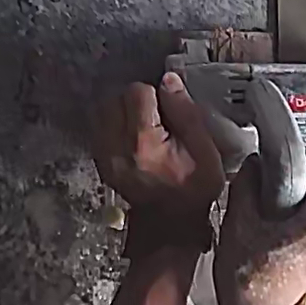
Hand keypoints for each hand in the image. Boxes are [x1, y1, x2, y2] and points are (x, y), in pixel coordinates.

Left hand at [92, 72, 225, 220]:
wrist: (169, 224)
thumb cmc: (193, 189)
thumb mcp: (205, 152)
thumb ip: (187, 113)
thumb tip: (169, 80)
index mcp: (144, 143)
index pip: (137, 92)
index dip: (156, 96)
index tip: (169, 114)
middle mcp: (117, 147)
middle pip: (115, 98)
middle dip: (136, 101)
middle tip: (157, 120)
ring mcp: (104, 156)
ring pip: (104, 111)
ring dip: (123, 112)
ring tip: (144, 128)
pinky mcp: (100, 162)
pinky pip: (101, 128)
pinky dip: (116, 126)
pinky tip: (134, 138)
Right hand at [214, 147, 305, 304]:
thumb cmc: (247, 279)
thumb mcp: (237, 225)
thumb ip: (246, 187)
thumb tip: (253, 165)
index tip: (302, 154)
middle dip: (298, 184)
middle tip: (270, 182)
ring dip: (291, 206)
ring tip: (260, 210)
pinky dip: (290, 224)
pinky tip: (263, 232)